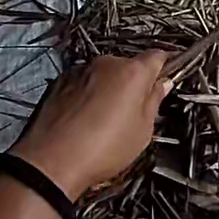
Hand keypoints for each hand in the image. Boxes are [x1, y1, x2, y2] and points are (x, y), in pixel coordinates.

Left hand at [8, 51, 171, 196]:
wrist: (50, 162)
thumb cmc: (101, 149)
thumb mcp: (142, 131)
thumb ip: (154, 101)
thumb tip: (162, 85)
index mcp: (133, 72)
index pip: (157, 56)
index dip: (166, 65)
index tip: (168, 75)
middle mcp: (107, 64)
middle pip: (130, 66)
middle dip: (135, 84)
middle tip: (136, 112)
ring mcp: (81, 71)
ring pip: (105, 75)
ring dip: (110, 90)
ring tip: (107, 122)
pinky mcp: (61, 82)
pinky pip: (84, 83)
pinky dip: (89, 95)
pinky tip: (87, 121)